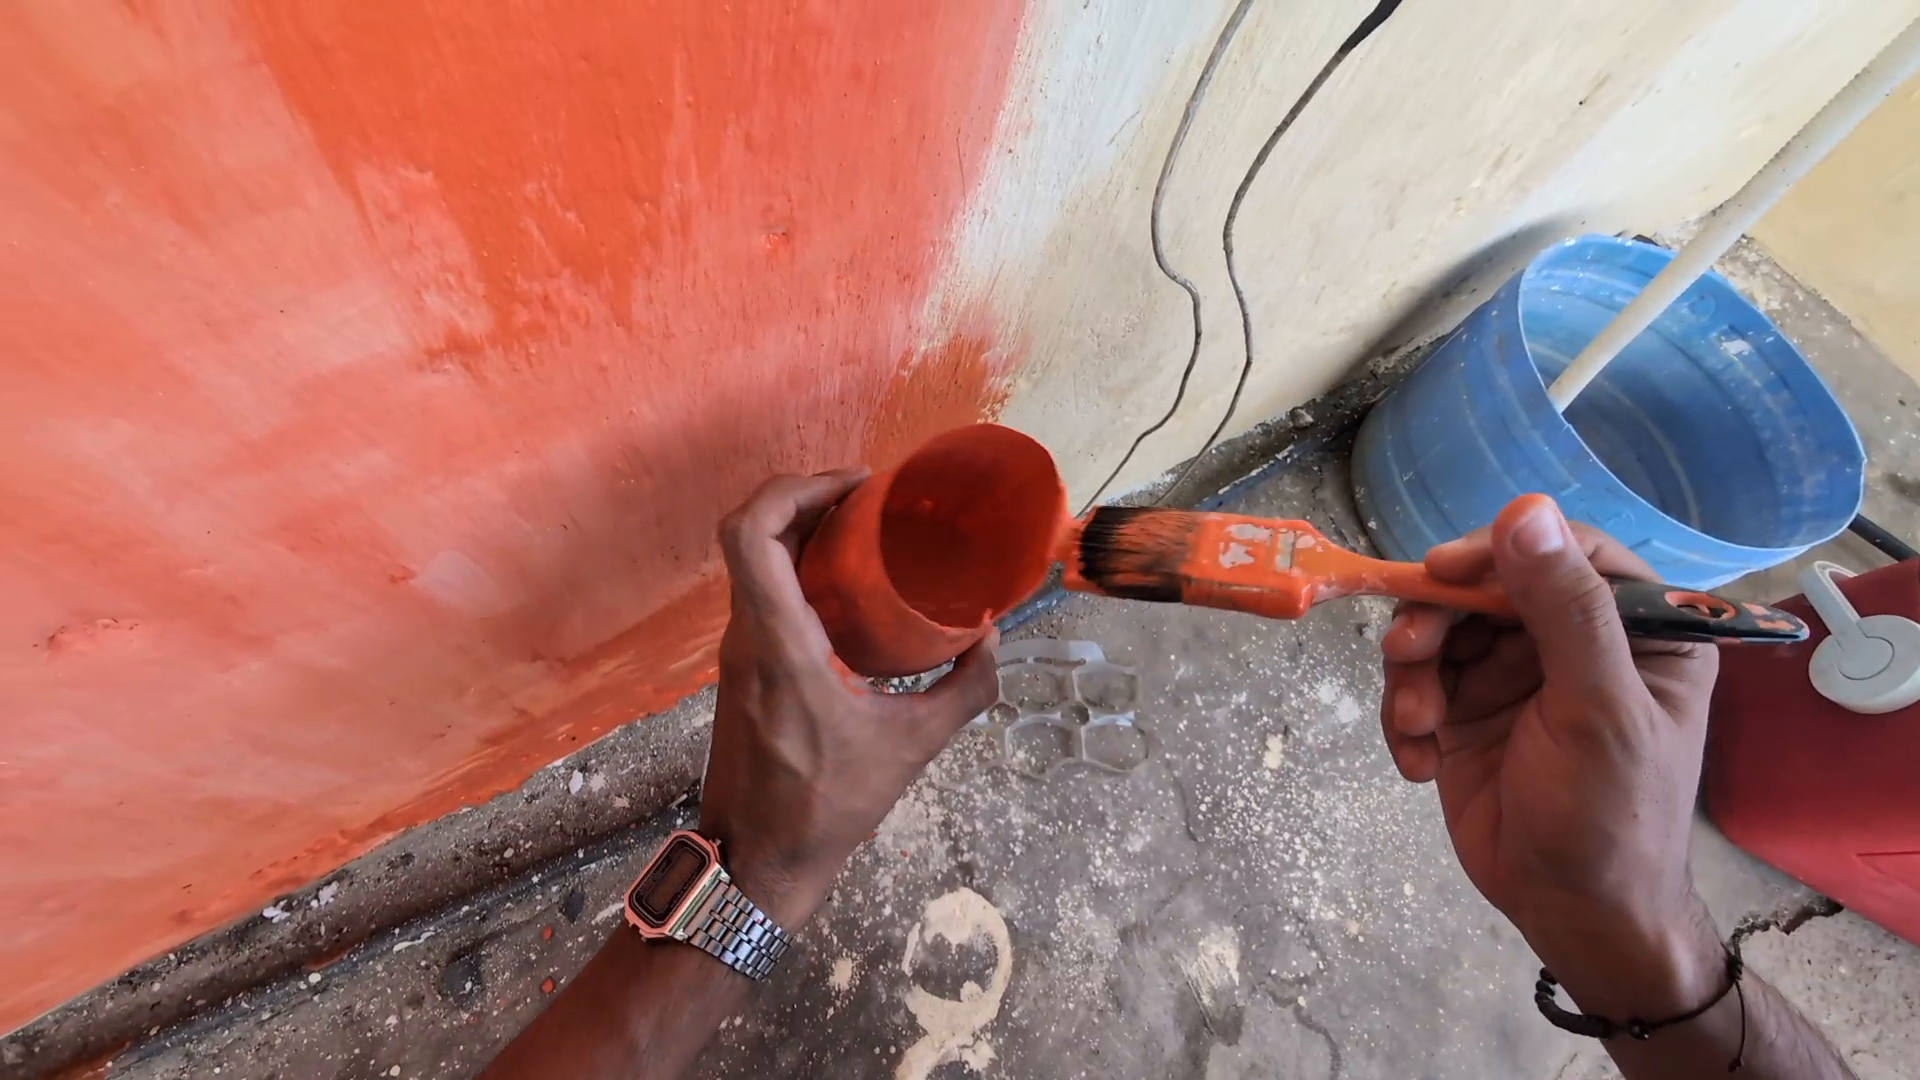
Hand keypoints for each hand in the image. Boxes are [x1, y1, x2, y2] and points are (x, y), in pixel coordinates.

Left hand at [698, 469, 1000, 927]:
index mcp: (780, 645)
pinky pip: (760, 587)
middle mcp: (746, 635)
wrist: (755, 861)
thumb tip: (989, 636)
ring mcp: (736, 649)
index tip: (855, 486)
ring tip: (863, 526)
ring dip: (800, 527)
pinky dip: (796, 563)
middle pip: (751, 531)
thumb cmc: (828, 807)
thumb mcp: (913, 747)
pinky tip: (845, 580)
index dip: (795, 488)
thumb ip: (966, 690)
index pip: (751, 535)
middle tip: (868, 496)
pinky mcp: (741, 663)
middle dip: (806, 495)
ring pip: (753, 558)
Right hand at [1379, 495, 1723, 1014]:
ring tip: (1416, 726)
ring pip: (1431, 635)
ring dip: (1411, 679)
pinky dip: (1402, 717)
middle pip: (1476, 592)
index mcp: (1629, 631)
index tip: (1441, 571)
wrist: (1564, 909)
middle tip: (1405, 656)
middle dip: (1433, 624)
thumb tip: (1524, 509)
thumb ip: (1565, 610)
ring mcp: (1504, 676)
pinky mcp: (1457, 709)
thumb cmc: (1607, 814)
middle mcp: (1562, 643)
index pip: (1560, 555)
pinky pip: (1410, 684)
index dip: (1497, 551)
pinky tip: (1417, 761)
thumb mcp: (1594, 708)